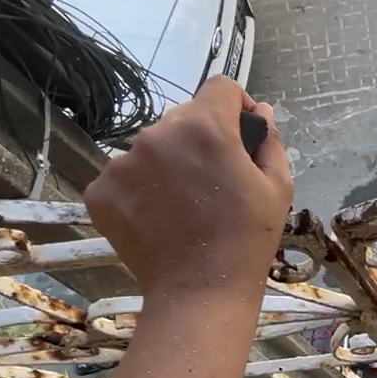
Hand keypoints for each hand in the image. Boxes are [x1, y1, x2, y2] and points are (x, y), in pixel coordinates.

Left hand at [84, 77, 293, 304]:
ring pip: (153, 146)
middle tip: (215, 181)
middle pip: (184, 117)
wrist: (200, 291)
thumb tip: (258, 112)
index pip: (219, 87)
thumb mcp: (277, 189)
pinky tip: (160, 217)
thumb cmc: (248, 241)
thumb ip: (269, 141)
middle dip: (203, 138)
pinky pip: (126, 175)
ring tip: (186, 204)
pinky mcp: (99, 189)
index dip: (235, 104)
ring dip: (170, 163)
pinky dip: (143, 189)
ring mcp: (122, 161)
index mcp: (206, 129)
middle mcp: (157, 134)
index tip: (242, 131)